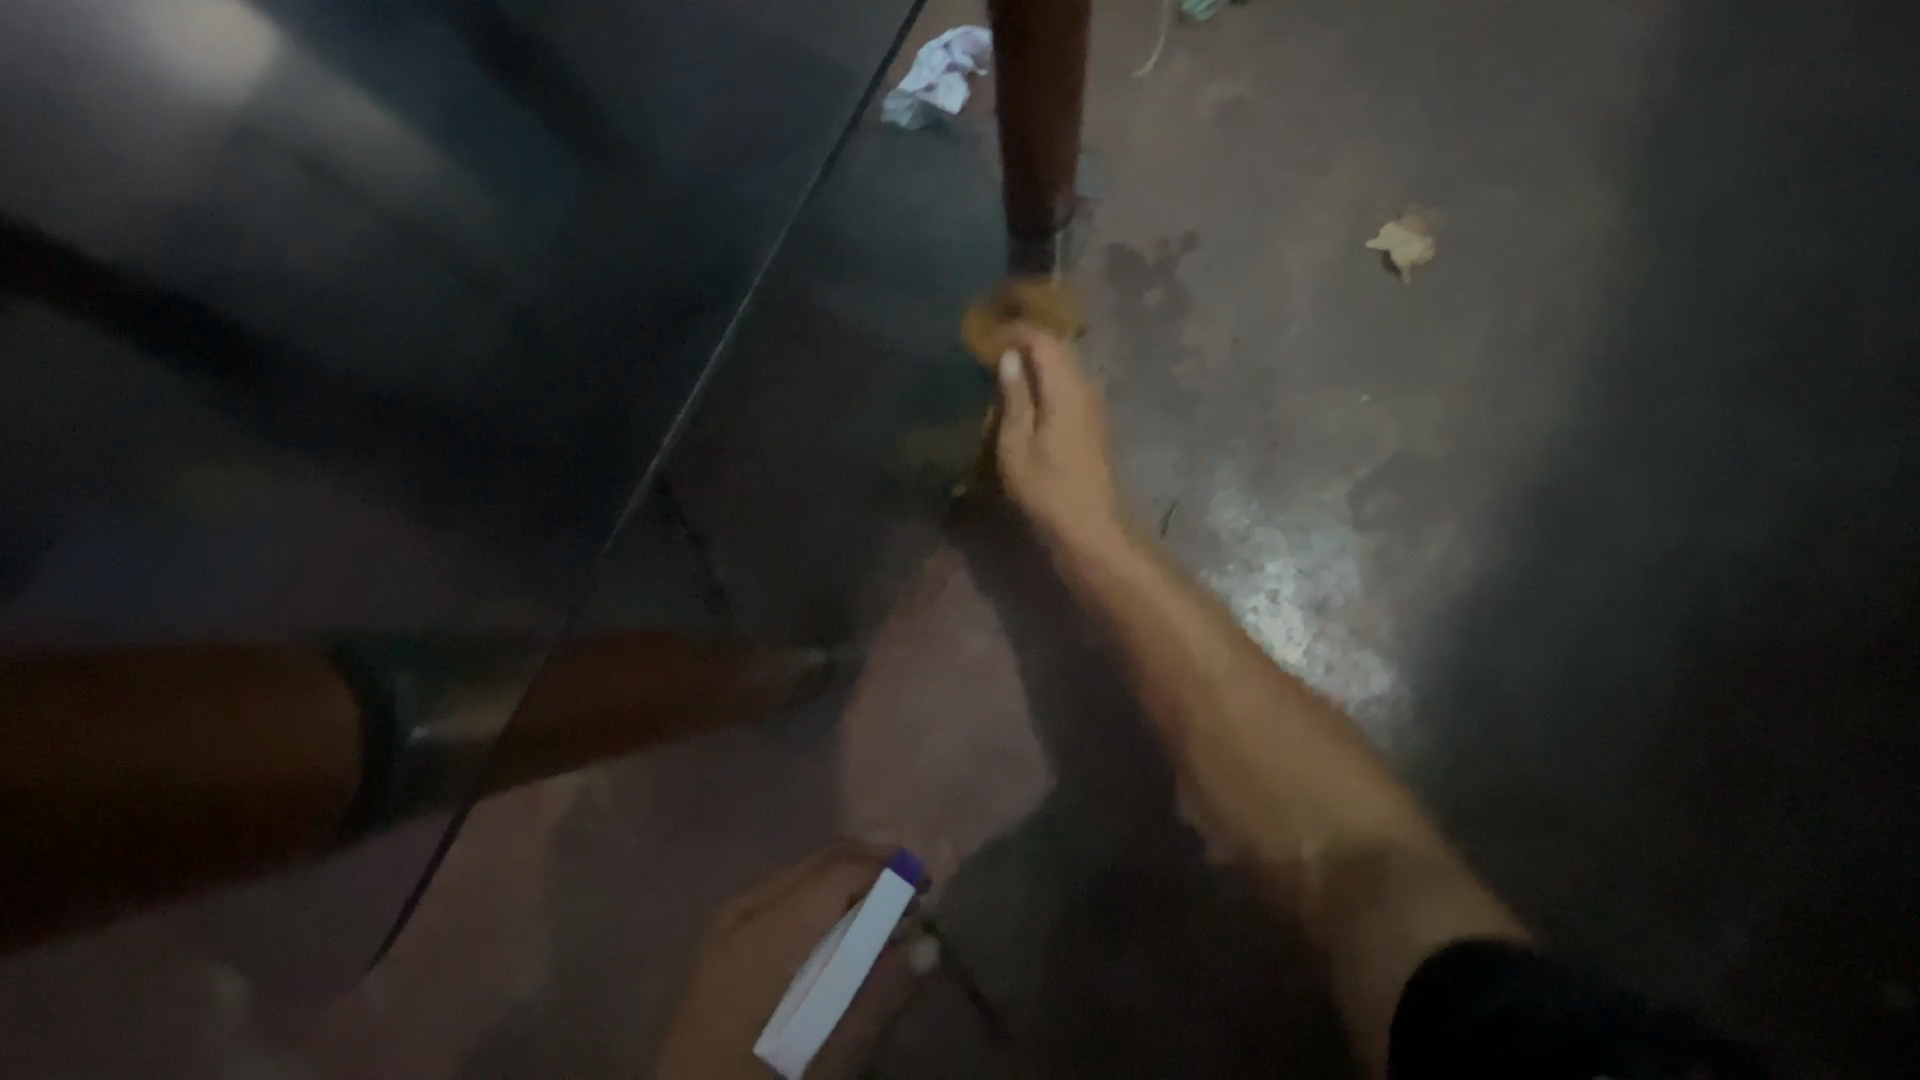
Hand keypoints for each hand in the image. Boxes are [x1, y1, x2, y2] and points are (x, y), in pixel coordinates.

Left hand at [654, 843, 924, 1079]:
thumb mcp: (824, 1059)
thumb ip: (878, 999)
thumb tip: (929, 947)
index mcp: (769, 931)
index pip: (841, 869)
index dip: (889, 869)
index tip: (926, 888)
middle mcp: (745, 908)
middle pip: (822, 860)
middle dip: (873, 865)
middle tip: (914, 896)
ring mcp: (729, 919)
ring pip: (804, 872)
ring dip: (849, 880)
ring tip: (885, 914)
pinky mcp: (724, 936)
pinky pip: (784, 893)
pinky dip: (822, 897)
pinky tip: (840, 930)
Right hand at [994, 325, 1126, 545]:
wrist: (1092, 530)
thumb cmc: (1047, 491)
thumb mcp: (1016, 445)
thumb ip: (1014, 397)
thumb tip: (1010, 357)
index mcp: (1066, 387)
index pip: (1043, 339)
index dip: (1014, 331)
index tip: (984, 335)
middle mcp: (1087, 388)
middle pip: (1060, 348)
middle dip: (1027, 340)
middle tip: (992, 347)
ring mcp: (1095, 407)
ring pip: (1067, 367)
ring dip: (1038, 361)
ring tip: (1005, 369)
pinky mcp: (1095, 425)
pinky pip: (1070, 387)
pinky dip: (1048, 382)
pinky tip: (1027, 398)